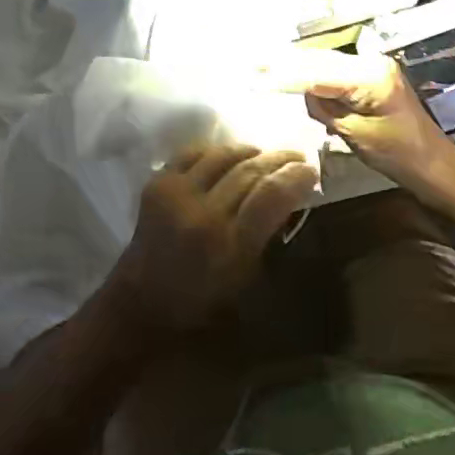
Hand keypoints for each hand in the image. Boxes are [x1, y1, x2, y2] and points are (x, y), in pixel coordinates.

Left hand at [104, 145, 316, 331]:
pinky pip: (192, 153)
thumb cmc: (202, 302)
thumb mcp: (245, 278)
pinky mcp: (157, 181)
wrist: (143, 299)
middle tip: (297, 156)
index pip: (271, 195)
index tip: (311, 170)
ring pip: (222, 156)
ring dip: (250, 151)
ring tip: (266, 155)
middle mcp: (204, 212)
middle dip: (279, 160)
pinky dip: (216, 151)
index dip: (295, 177)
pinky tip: (230, 156)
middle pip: (249, 170)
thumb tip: (289, 196)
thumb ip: (266, 235)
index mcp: (230, 244)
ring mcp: (177, 192)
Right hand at [266, 49, 454, 204]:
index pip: (318, 74)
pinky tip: (291, 74)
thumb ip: (324, 109)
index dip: (285, 77)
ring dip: (295, 65)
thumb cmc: (399, 156)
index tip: (257, 79)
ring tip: (263, 66)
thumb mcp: (355, 135)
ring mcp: (371, 66)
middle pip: (319, 60)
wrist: (436, 166)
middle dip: (285, 63)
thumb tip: (302, 92)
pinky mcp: (369, 74)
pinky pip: (333, 69)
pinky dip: (312, 72)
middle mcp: (371, 62)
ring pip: (324, 61)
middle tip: (253, 65)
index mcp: (370, 77)